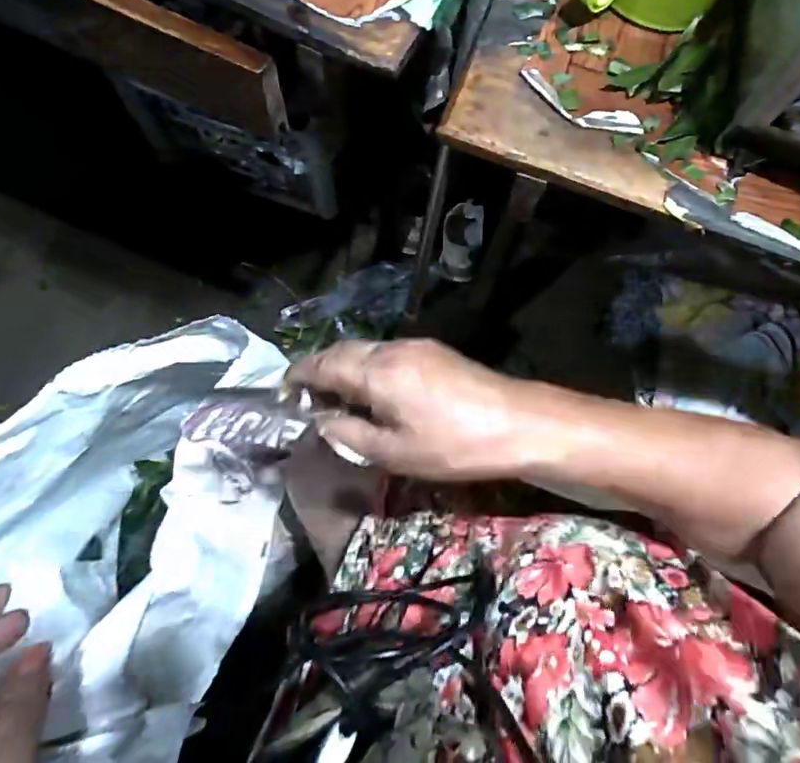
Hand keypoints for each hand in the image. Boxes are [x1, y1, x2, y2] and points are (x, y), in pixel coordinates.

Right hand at [287, 339, 552, 479]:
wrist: (517, 422)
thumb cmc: (453, 445)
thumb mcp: (395, 453)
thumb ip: (350, 434)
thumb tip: (322, 421)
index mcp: (377, 371)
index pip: (323, 363)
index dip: (298, 375)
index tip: (283, 393)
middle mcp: (391, 348)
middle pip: (342, 349)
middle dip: (318, 369)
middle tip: (306, 398)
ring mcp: (415, 345)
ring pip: (365, 349)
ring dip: (344, 367)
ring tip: (337, 399)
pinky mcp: (433, 351)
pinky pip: (386, 353)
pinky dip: (367, 367)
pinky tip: (373, 393)